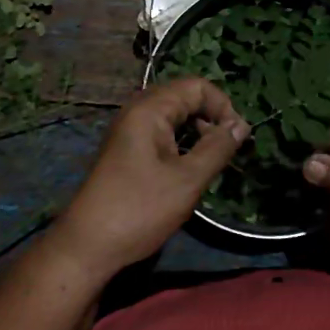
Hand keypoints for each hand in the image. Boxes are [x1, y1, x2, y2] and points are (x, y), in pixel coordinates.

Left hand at [44, 78, 248, 279]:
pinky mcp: (126, 151)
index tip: (238, 139)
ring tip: (212, 163)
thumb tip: (241, 125)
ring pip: (173, 118)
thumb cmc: (140, 209)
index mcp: (148, 109)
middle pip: (183, 98)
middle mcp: (136, 112)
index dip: (223, 106)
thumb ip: (217, 148)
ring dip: (197, 133)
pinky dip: (180, 145)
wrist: (88, 243)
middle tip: (227, 152)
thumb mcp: (187, 180)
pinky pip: (160, 135)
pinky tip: (190, 170)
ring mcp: (128, 132)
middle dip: (211, 119)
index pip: (196, 86)